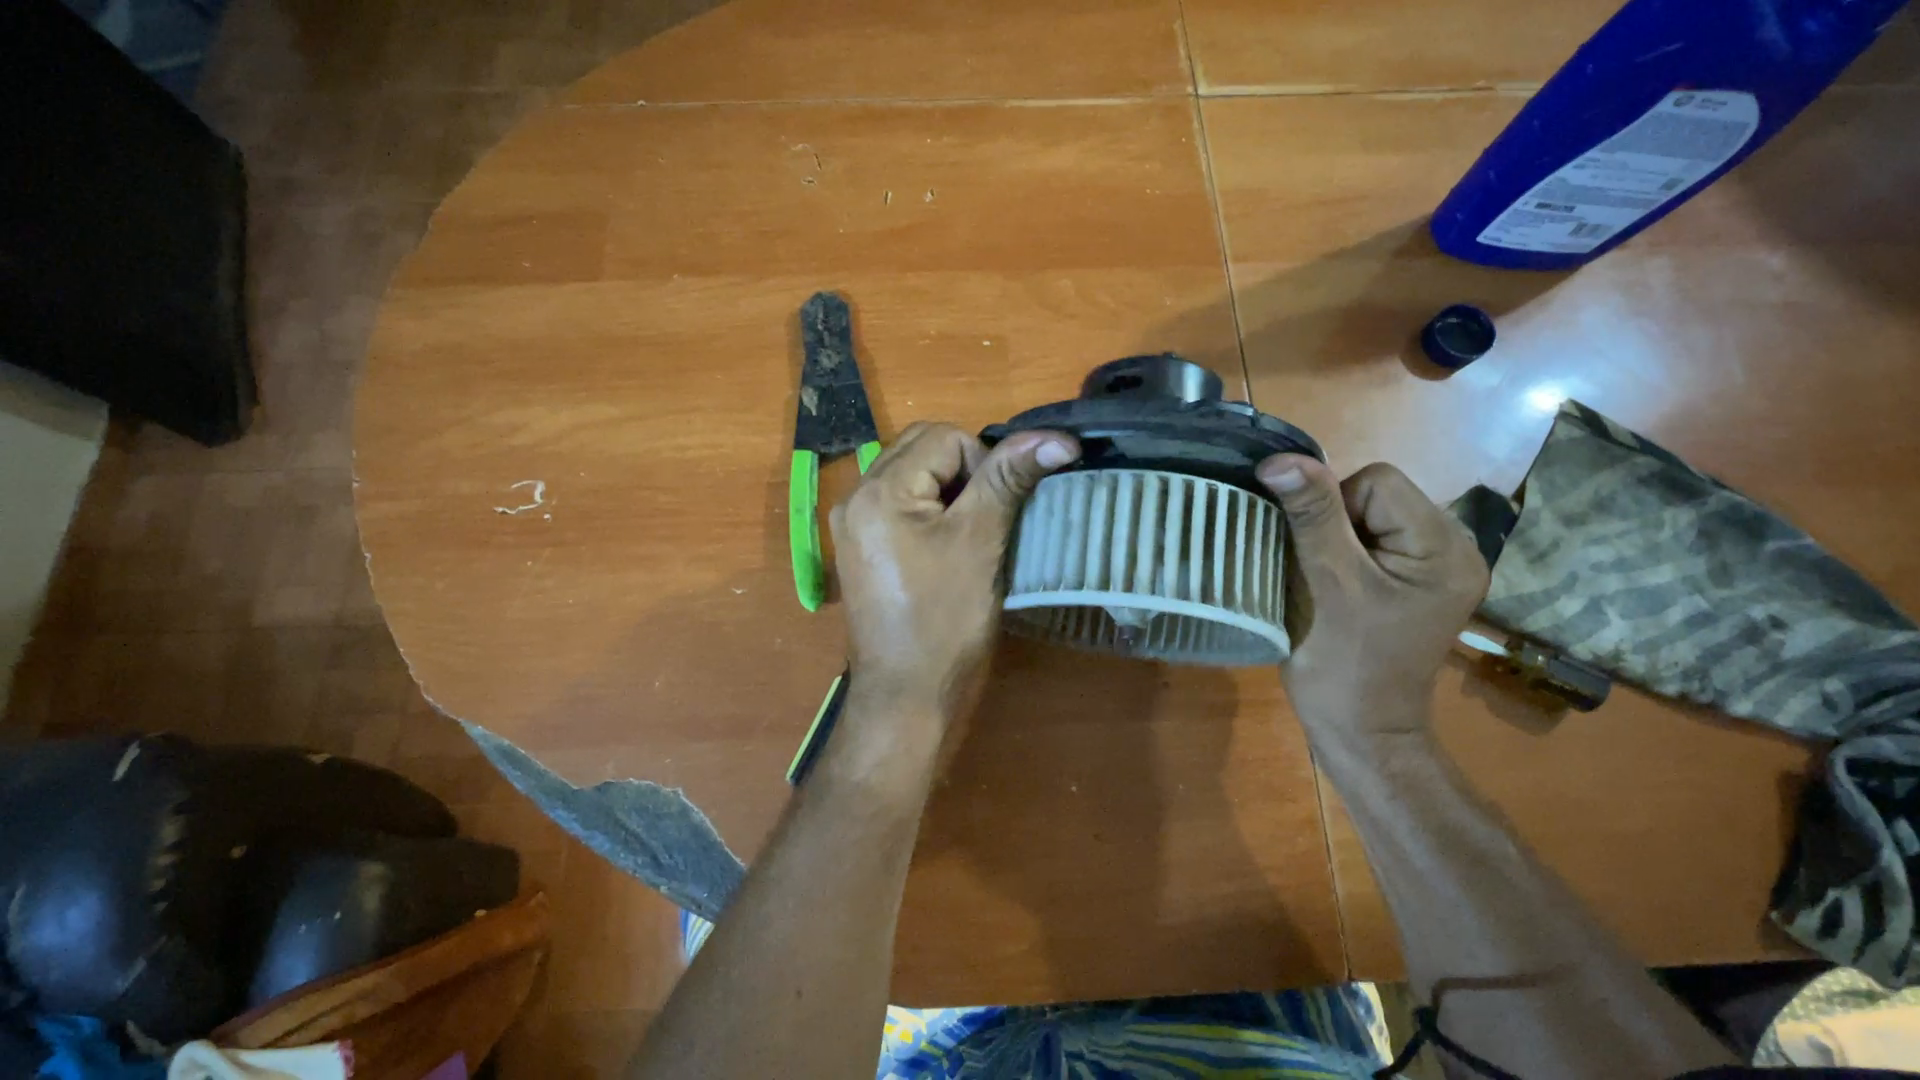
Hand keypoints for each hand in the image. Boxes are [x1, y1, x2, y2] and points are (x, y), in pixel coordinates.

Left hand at [831, 423, 1079, 722]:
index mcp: (878, 490)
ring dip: (950, 492)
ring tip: (968, 537)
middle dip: (965, 473)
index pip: (946, 437)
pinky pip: (900, 502)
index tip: (994, 516)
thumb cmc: (945, 621)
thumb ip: (1010, 480)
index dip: (983, 465)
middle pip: (923, 448)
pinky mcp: (860, 547)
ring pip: (913, 474)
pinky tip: (946, 549)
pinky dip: (930, 510)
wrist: (904, 694)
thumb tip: (1058, 438)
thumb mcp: (980, 543)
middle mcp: (855, 496)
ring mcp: (852, 523)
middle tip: (984, 522)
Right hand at [1256, 455, 1488, 747]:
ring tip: (1330, 585)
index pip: (1376, 482)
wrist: (1362, 733)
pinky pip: (1376, 540)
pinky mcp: (1421, 581)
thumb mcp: (1326, 584)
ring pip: (1370, 517)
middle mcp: (1456, 547)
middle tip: (1323, 577)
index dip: (1332, 511)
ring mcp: (1440, 566)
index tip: (1321, 562)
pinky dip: (1347, 556)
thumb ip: (1312, 516)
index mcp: (1445, 547)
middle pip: (1376, 495)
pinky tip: (1341, 589)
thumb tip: (1282, 460)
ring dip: (1336, 541)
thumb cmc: (1342, 665)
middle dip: (1335, 526)